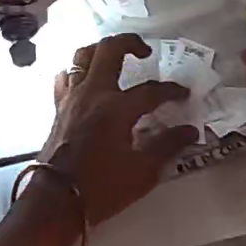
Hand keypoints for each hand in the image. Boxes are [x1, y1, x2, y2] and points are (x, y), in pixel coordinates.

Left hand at [40, 35, 197, 225]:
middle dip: (131, 43)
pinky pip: (66, 77)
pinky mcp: (58, 107)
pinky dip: (77, 71)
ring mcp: (72, 97)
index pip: (151, 90)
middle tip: (146, 52)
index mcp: (117, 108)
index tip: (183, 94)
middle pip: (110, 50)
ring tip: (116, 58)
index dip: (171, 90)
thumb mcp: (142, 172)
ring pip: (83, 55)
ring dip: (101, 50)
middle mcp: (93, 93)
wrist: (55, 202)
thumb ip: (167, 146)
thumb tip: (190, 131)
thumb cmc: (101, 189)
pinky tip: (86, 80)